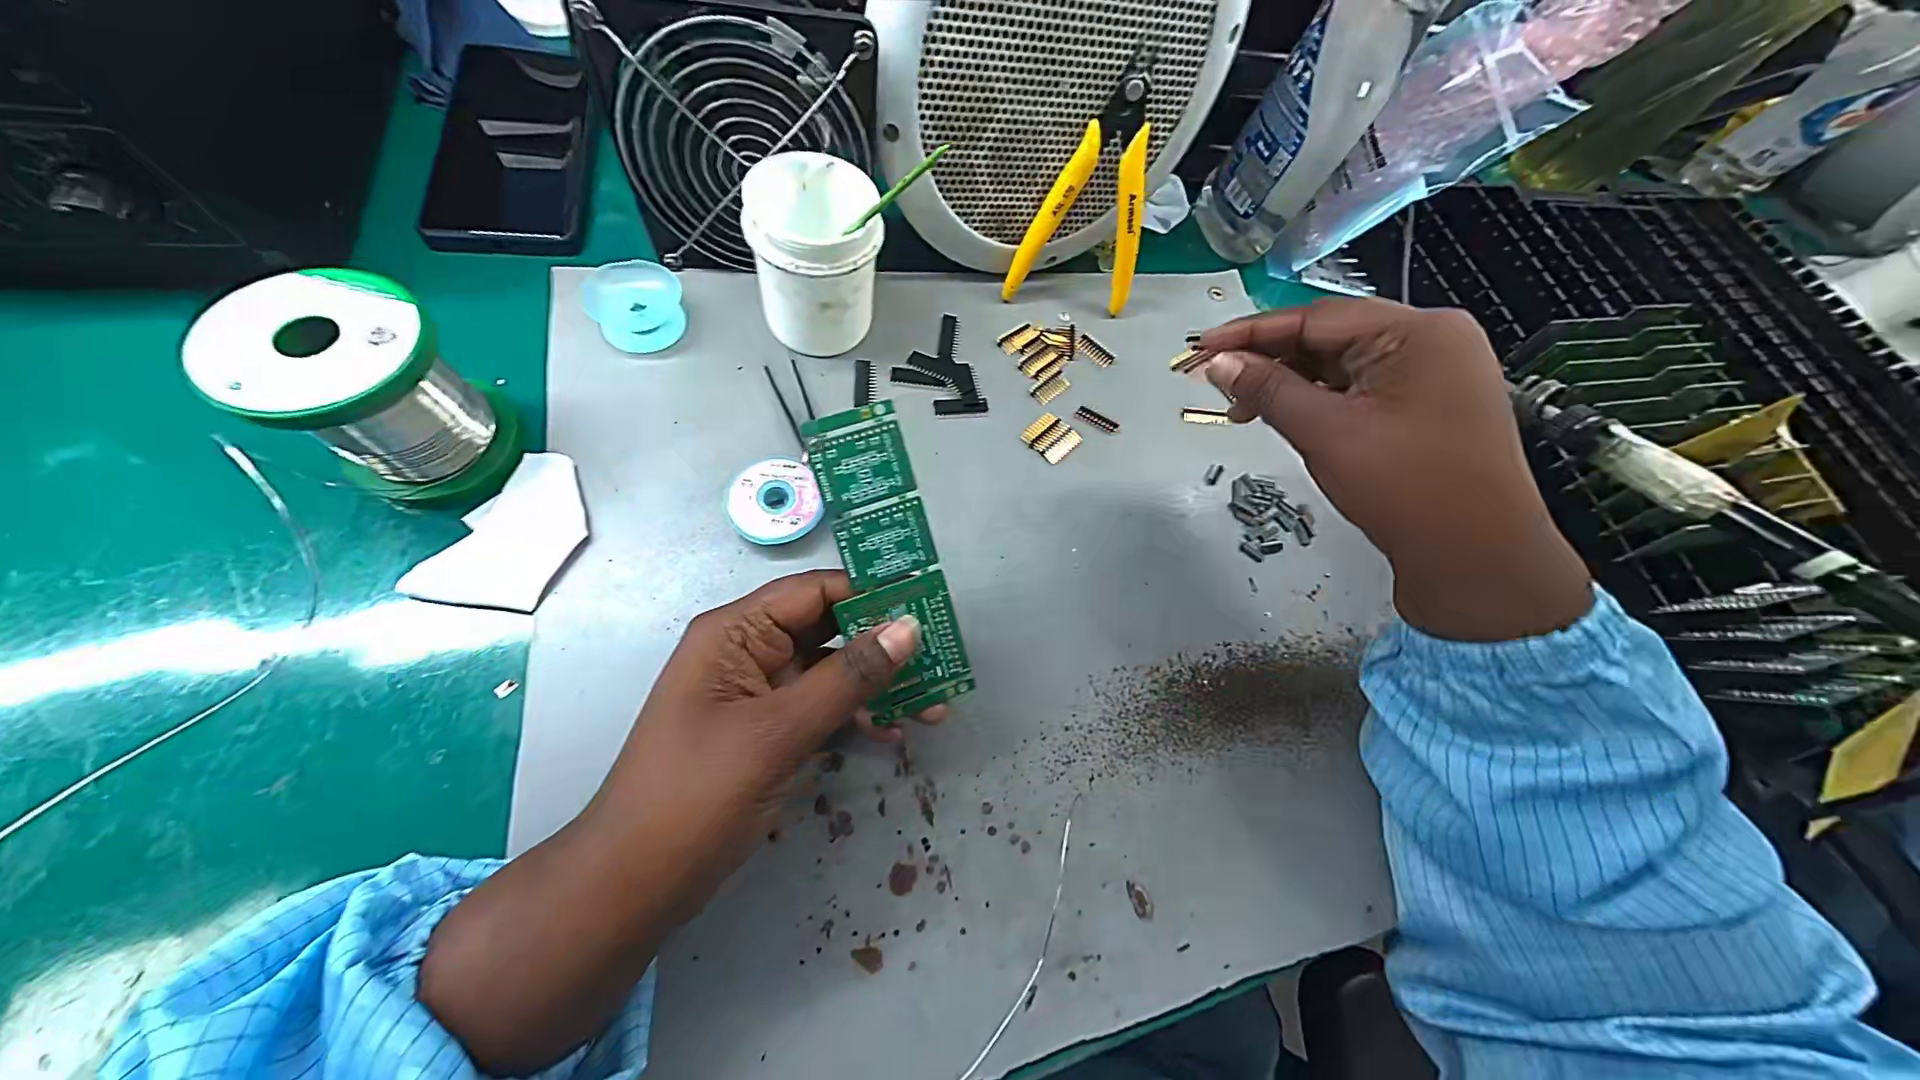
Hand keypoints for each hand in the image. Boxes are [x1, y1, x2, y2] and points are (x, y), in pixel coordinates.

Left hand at [422, 570, 937, 1074]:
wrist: (635, 883)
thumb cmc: (698, 793)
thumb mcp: (779, 731)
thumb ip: (848, 676)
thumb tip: (909, 627)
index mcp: (735, 632)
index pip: (814, 592)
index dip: (871, 593)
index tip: (928, 604)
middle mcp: (748, 652)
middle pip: (829, 631)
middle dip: (885, 646)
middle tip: (942, 661)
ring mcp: (759, 694)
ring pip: (833, 672)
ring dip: (879, 687)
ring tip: (932, 708)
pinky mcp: (769, 731)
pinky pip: (823, 708)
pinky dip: (857, 717)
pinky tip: (893, 735)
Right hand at [1200, 297, 1590, 641]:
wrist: (1476, 557)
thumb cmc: (1408, 488)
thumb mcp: (1326, 432)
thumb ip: (1268, 390)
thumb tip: (1219, 363)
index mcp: (1419, 331)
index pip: (1315, 318)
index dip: (1251, 332)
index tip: (1203, 347)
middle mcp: (1433, 341)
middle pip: (1330, 337)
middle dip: (1270, 360)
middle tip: (1218, 384)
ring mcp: (1435, 375)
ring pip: (1343, 365)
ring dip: (1290, 383)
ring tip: (1245, 409)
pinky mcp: (1428, 407)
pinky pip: (1360, 389)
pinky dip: (1319, 400)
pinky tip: (1287, 417)